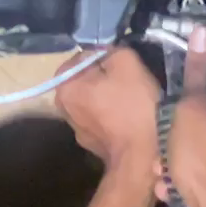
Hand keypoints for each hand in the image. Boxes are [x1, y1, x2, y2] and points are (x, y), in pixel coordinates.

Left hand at [55, 47, 161, 168]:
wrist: (142, 156)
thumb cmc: (133, 106)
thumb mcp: (127, 63)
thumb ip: (110, 50)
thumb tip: (106, 54)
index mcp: (65, 87)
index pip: (80, 58)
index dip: (103, 56)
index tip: (122, 65)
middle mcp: (63, 108)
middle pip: (85, 80)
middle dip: (104, 77)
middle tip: (128, 80)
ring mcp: (76, 129)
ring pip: (93, 100)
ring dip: (107, 96)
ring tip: (131, 100)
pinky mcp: (91, 143)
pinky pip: (100, 118)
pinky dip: (111, 114)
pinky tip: (128, 118)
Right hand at [167, 27, 205, 206]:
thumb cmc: (204, 158)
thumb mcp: (192, 109)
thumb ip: (197, 72)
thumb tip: (205, 29)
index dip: (184, 100)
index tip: (165, 111)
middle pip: (202, 125)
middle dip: (174, 137)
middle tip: (158, 149)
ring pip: (198, 155)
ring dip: (174, 163)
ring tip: (160, 175)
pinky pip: (201, 181)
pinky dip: (184, 185)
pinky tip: (170, 193)